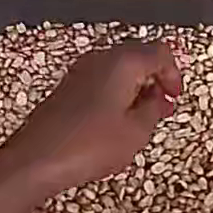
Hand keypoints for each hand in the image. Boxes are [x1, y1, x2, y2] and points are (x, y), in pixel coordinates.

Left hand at [0, 41, 181, 194]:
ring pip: (118, 71)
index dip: (174, 73)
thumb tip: (158, 98)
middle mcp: (100, 59)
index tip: (176, 96)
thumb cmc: (88, 145)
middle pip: (138, 57)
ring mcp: (80, 73)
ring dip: (136, 89)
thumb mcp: (136, 132)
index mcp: (123, 63)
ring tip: (144, 118)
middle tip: (165, 105)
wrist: (36, 160)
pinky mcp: (66, 90)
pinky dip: (116, 95)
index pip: (160, 53)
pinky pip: (100, 83)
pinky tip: (117, 122)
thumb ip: (154, 109)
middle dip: (155, 80)